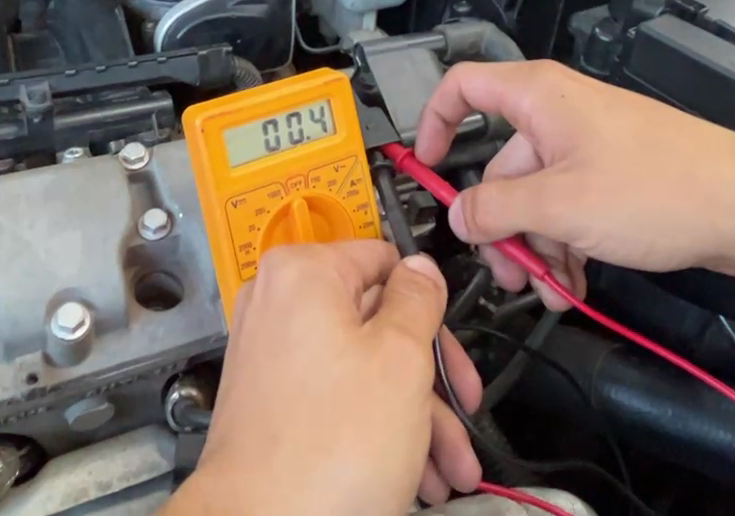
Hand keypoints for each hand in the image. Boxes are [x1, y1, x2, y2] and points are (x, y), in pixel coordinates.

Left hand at [165, 240, 482, 514]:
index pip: (383, 261)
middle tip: (464, 409)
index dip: (428, 305)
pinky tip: (416, 473)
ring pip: (361, 364)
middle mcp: (279, 303)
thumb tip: (421, 267)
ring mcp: (271, 353)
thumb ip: (419, 300)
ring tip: (449, 466)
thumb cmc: (328, 449)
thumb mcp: (401, 359)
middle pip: (376, 319)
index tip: (452, 348)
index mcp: (304, 273)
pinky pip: (335, 395)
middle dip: (430, 376)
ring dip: (415, 413)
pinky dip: (376, 425)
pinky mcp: (271, 400)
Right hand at [414, 60, 734, 306]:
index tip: (426, 165)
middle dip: (498, 221)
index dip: (434, 120)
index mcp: (538, 97)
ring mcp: (588, 145)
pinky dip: (562, 242)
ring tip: (550, 286)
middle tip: (504, 268)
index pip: (463, 87)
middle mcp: (558, 114)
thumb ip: (495, 208)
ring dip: (533, 243)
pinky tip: (574, 280)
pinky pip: (567, 206)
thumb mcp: (558, 204)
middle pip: (501, 162)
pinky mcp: (613, 176)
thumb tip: (459, 214)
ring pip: (535, 194)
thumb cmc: (660, 188)